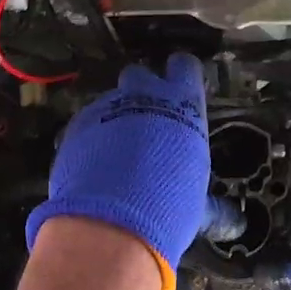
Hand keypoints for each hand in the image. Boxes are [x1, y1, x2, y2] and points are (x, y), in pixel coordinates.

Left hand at [26, 54, 210, 289]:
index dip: (181, 75)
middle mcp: (142, 94)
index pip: (185, 66)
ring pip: (109, 101)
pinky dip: (90, 141)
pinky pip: (85, 126)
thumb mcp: (195, 190)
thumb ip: (193, 177)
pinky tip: (94, 169)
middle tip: (147, 123)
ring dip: (113, 119)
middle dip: (141, 92)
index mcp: (181, 102)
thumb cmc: (169, 204)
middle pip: (140, 74)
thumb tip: (217, 210)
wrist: (112, 223)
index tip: (181, 89)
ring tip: (116, 155)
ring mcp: (103, 107)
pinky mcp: (73, 127)